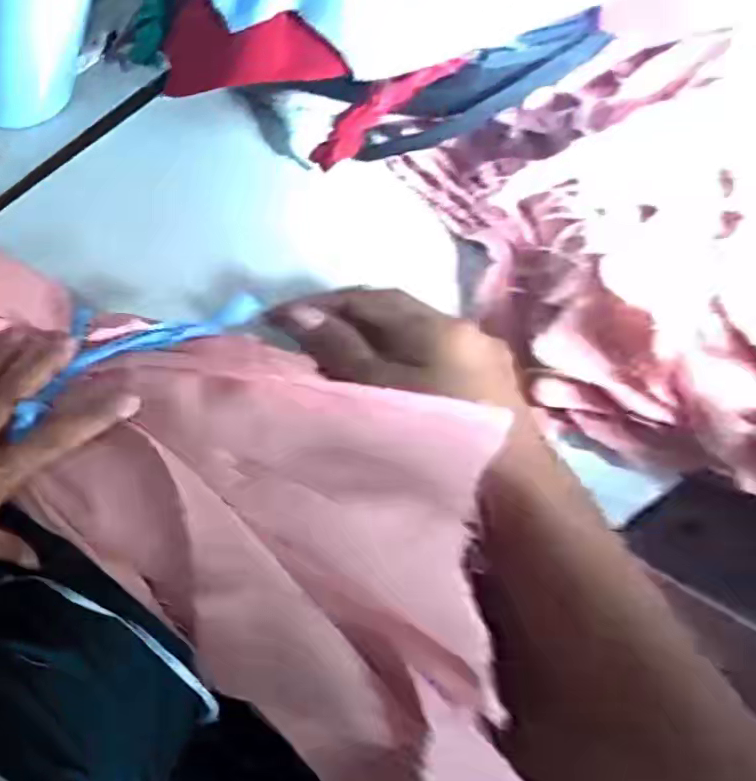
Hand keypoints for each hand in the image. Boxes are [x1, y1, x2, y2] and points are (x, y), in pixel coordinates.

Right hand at [270, 288, 525, 409]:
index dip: (317, 303)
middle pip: (389, 309)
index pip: (366, 297)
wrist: (504, 482)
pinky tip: (367, 366)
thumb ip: (334, 344)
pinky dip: (385, 348)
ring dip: (362, 332)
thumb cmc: (427, 428)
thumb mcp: (370, 383)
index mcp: (435, 325)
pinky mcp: (480, 373)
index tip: (275, 317)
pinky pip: (420, 347)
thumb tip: (297, 312)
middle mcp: (461, 326)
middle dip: (339, 314)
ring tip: (324, 348)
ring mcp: (475, 350)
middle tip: (295, 330)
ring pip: (404, 329)